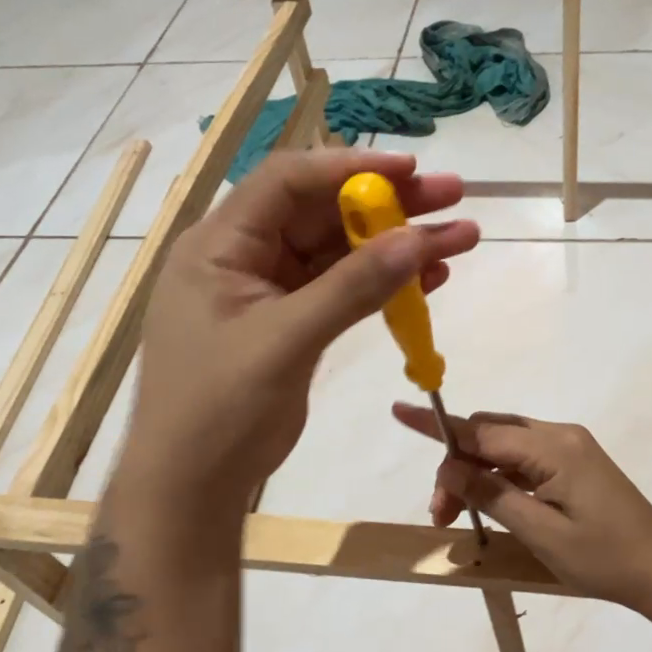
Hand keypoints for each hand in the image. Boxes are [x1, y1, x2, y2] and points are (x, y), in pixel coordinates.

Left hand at [116, 149, 479, 527]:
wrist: (193, 483)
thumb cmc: (221, 407)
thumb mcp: (286, 340)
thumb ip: (352, 288)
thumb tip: (418, 240)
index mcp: (220, 244)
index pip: (289, 182)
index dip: (352, 168)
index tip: (413, 173)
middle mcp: (243, 257)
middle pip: (322, 214)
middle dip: (389, 207)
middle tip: (454, 198)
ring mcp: (268, 292)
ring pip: (339, 254)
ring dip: (396, 249)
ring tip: (458, 241)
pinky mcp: (290, 326)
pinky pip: (340, 292)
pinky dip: (382, 287)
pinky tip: (428, 282)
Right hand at [392, 404, 651, 612]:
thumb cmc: (603, 557)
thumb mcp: (540, 533)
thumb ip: (492, 495)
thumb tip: (450, 467)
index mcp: (553, 448)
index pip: (482, 430)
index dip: (438, 426)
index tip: (399, 412)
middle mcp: (561, 436)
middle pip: (490, 434)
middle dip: (456, 465)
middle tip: (441, 515)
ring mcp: (571, 448)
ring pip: (505, 447)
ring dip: (476, 474)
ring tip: (457, 517)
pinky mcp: (576, 464)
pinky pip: (525, 459)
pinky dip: (499, 478)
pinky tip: (489, 505)